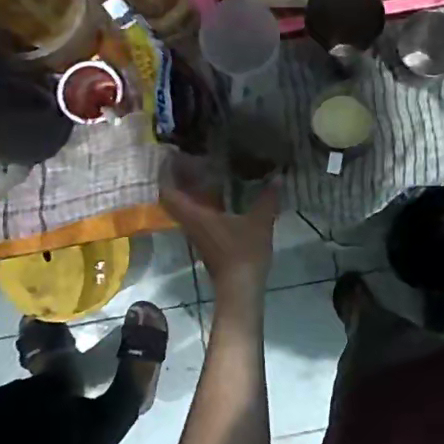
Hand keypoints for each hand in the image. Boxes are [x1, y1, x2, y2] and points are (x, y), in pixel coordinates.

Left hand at [159, 161, 279, 296]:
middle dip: (175, 179)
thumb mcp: (259, 222)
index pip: (168, 191)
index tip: (172, 156)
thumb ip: (267, 198)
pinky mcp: (203, 240)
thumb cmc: (243, 252)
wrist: (239, 287)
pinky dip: (198, 202)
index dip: (166, 173)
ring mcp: (194, 232)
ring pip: (181, 207)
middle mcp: (188, 222)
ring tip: (199, 172)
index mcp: (194, 215)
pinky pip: (193, 215)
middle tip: (186, 161)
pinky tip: (215, 195)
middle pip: (171, 198)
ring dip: (186, 190)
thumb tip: (278, 176)